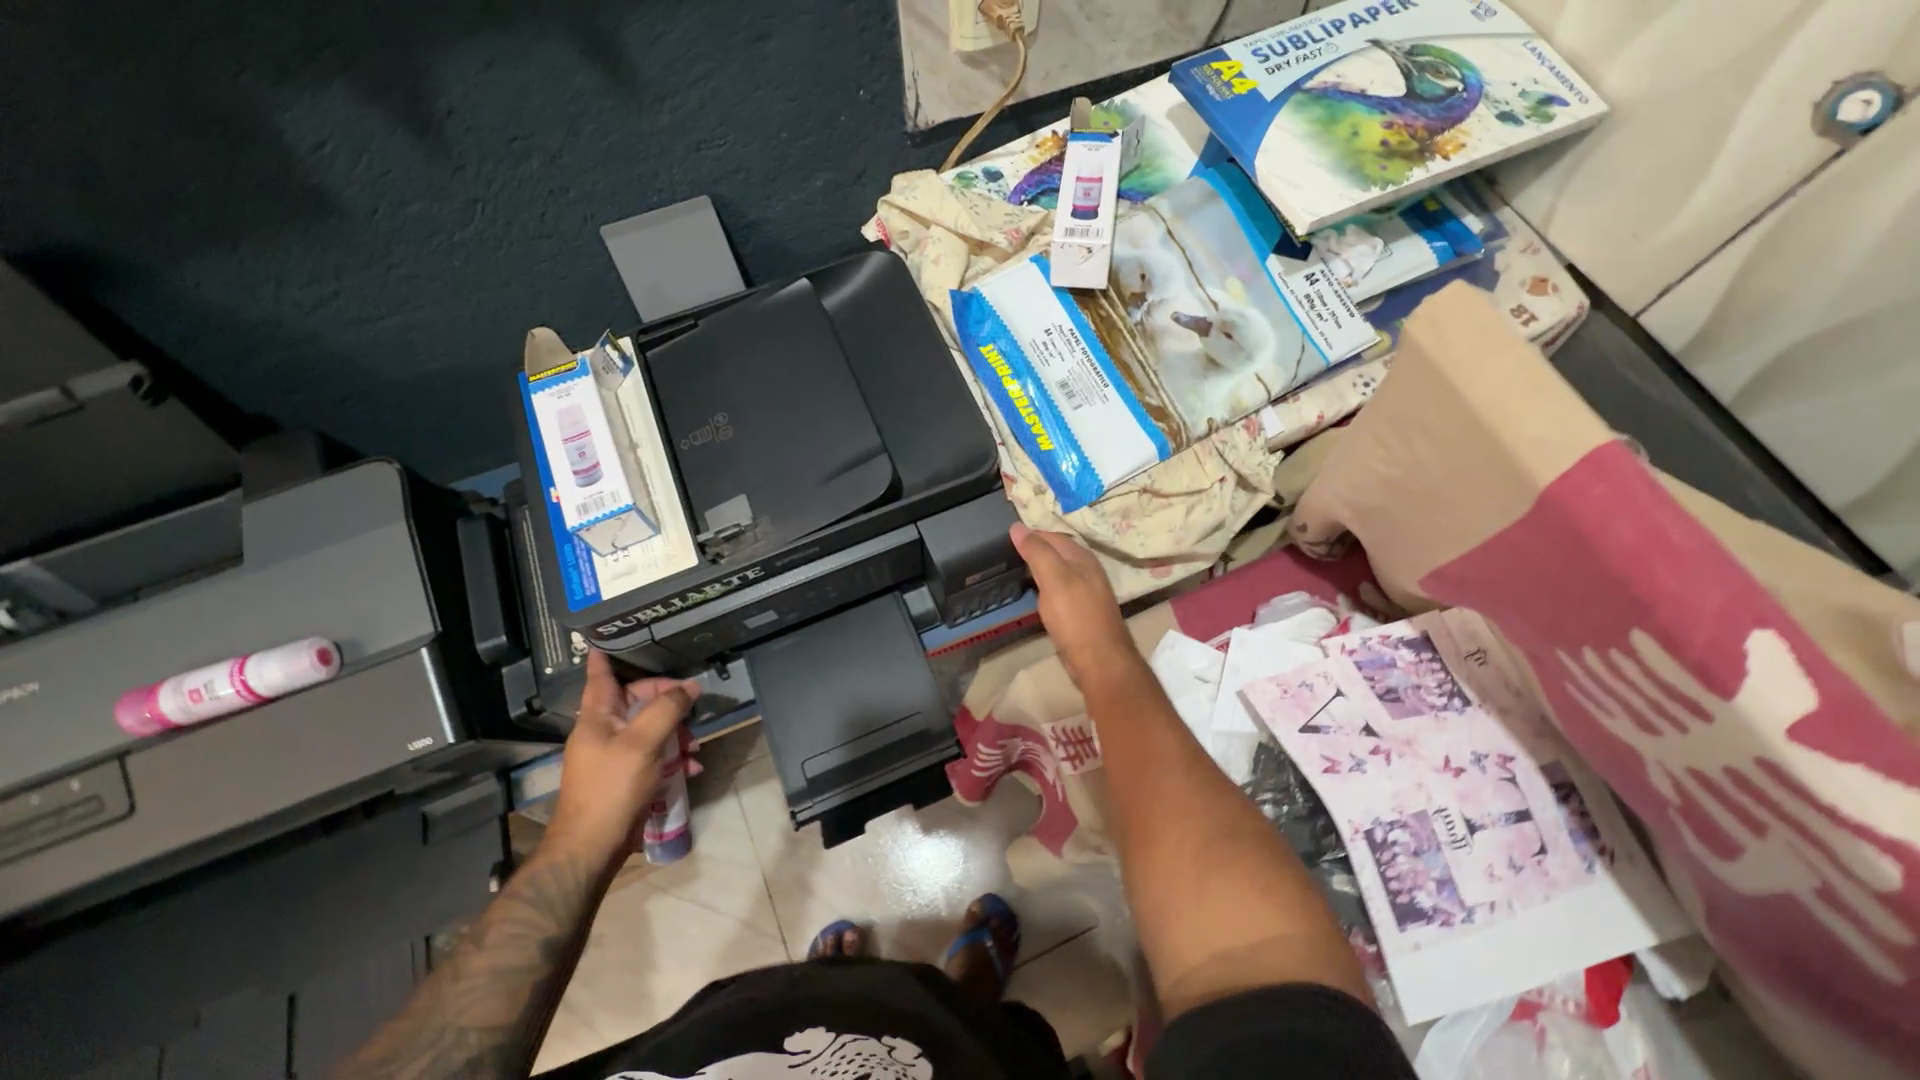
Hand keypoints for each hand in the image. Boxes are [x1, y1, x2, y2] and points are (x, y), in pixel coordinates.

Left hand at [544, 650, 701, 864]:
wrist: (591, 846)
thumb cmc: (612, 788)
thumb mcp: (643, 744)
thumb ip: (666, 710)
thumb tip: (689, 687)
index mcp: (597, 717)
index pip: (600, 676)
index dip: (604, 656)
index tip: (605, 637)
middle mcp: (602, 732)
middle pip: (636, 702)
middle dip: (667, 702)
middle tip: (694, 706)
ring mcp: (612, 756)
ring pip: (648, 730)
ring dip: (675, 734)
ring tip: (696, 747)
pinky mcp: (623, 778)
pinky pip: (651, 757)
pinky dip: (671, 759)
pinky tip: (691, 769)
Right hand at [1010, 524, 1138, 687]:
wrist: (1099, 660)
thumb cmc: (1075, 616)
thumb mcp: (1054, 578)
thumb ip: (1037, 552)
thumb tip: (1017, 527)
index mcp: (1083, 558)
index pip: (1054, 537)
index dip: (1032, 535)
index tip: (1007, 537)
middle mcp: (1087, 572)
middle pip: (1058, 554)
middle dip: (1036, 551)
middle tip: (1007, 554)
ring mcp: (1086, 593)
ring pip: (1059, 574)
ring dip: (1040, 571)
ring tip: (1016, 572)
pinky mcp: (1082, 613)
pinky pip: (1060, 593)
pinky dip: (1045, 590)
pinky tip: (1035, 597)